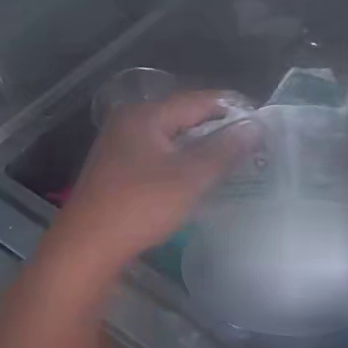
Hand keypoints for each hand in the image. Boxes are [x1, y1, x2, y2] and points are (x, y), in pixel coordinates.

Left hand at [43, 90, 258, 274]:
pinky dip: (180, 163)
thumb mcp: (190, 177)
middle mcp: (128, 123)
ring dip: (199, 147)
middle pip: (181, 117)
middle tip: (251, 140)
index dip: (230, 107)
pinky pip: (157, 157)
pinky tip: (196, 178)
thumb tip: (254, 126)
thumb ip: (225, 150)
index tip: (260, 117)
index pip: (197, 100)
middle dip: (216, 128)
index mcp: (145, 115)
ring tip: (231, 159)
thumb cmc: (140, 206)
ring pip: (169, 139)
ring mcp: (118, 148)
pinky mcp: (116, 172)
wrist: (86, 247)